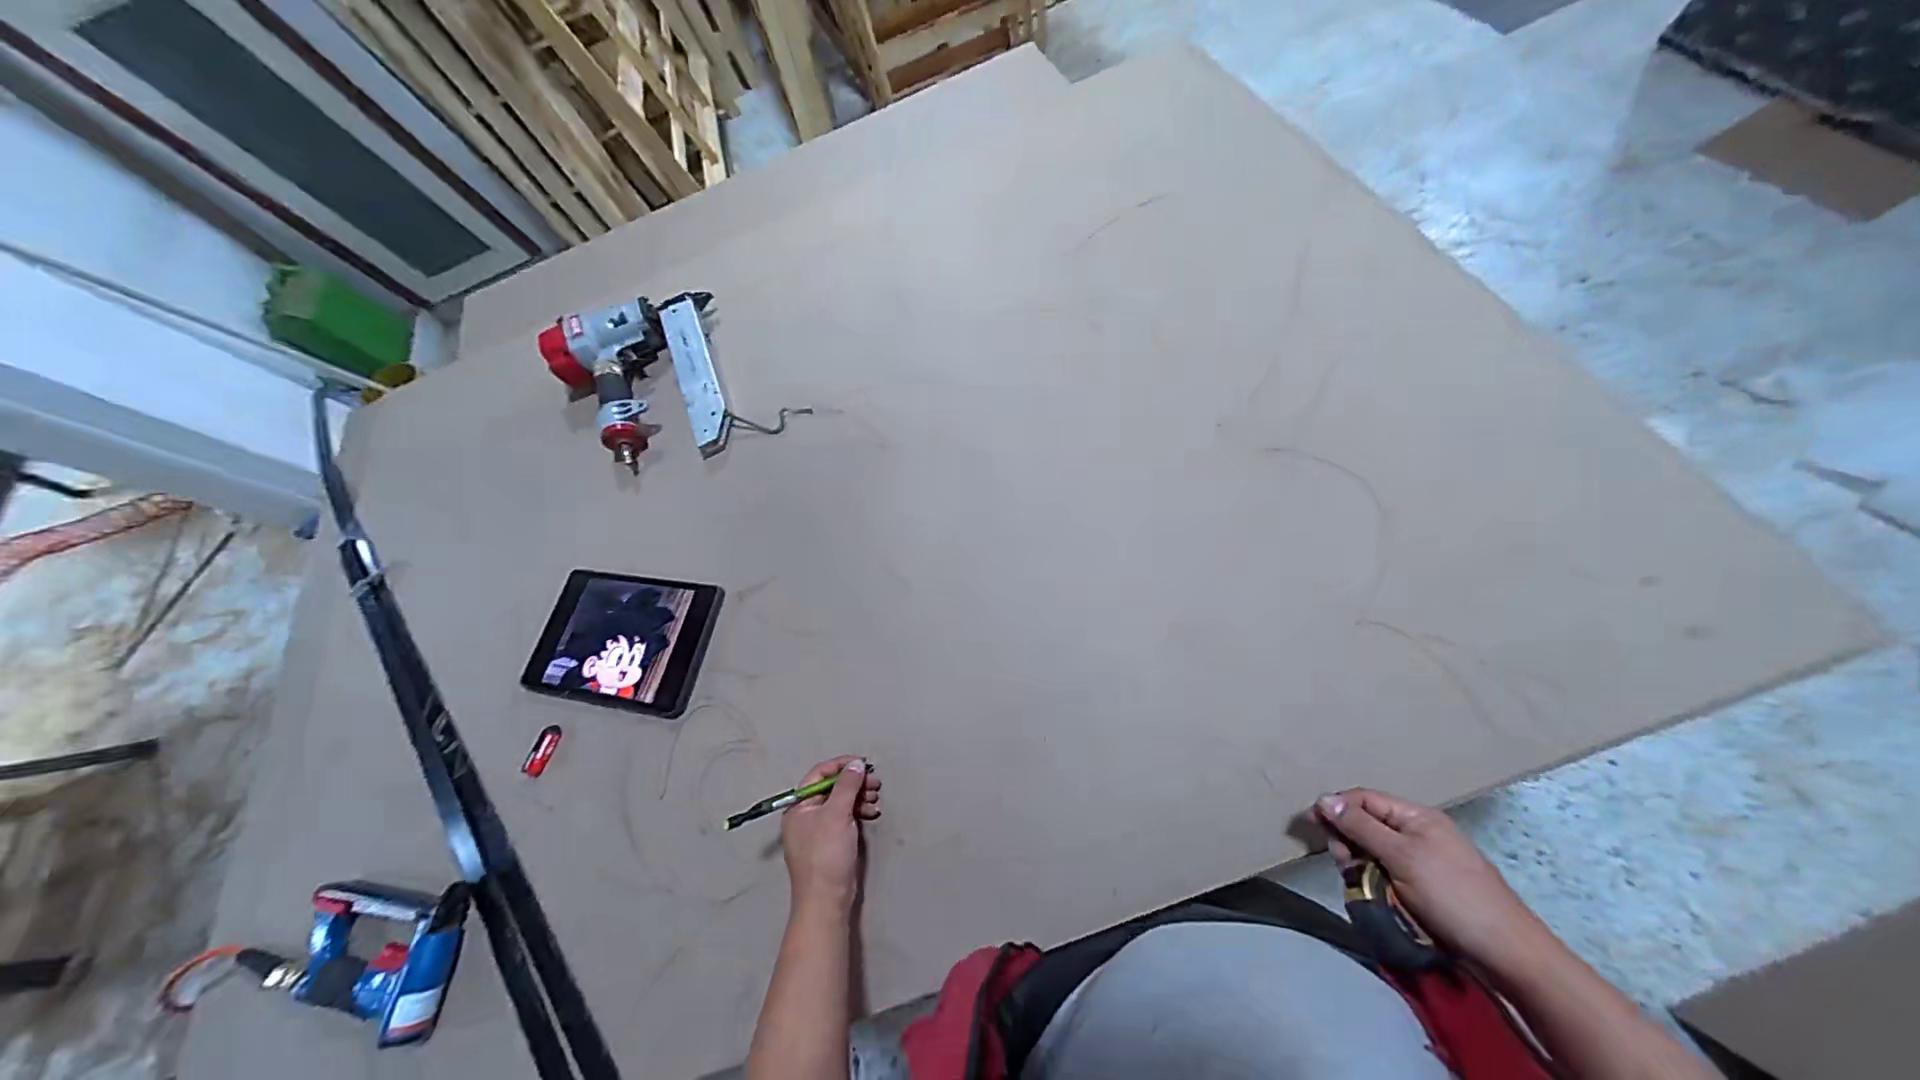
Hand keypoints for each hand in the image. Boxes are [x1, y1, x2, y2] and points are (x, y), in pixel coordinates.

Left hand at [780, 756, 880, 913]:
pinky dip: (859, 812)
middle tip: (876, 783)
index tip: (863, 764)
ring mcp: (820, 829)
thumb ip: (847, 785)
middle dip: (855, 783)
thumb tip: (855, 763)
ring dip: (860, 796)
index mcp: (799, 805)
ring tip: (876, 799)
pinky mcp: (832, 841)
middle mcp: (807, 814)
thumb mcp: (837, 814)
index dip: (841, 765)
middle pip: (833, 787)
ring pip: (842, 802)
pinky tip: (873, 813)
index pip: (820, 774)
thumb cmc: (826, 853)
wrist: (827, 899)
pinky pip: (846, 817)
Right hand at [1315, 788, 1553, 972]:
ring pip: (1373, 854)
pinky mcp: (1424, 889)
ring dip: (1361, 866)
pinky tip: (1377, 897)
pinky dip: (1376, 884)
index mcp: (1417, 817)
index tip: (1311, 824)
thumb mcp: (1401, 856)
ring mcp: (1422, 862)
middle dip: (1348, 841)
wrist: (1507, 954)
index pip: (1364, 799)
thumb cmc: (1453, 896)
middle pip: (1365, 825)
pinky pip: (1386, 876)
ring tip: (1363, 884)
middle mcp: (1418, 834)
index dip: (1336, 807)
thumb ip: (1360, 826)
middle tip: (1344, 863)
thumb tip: (1324, 798)